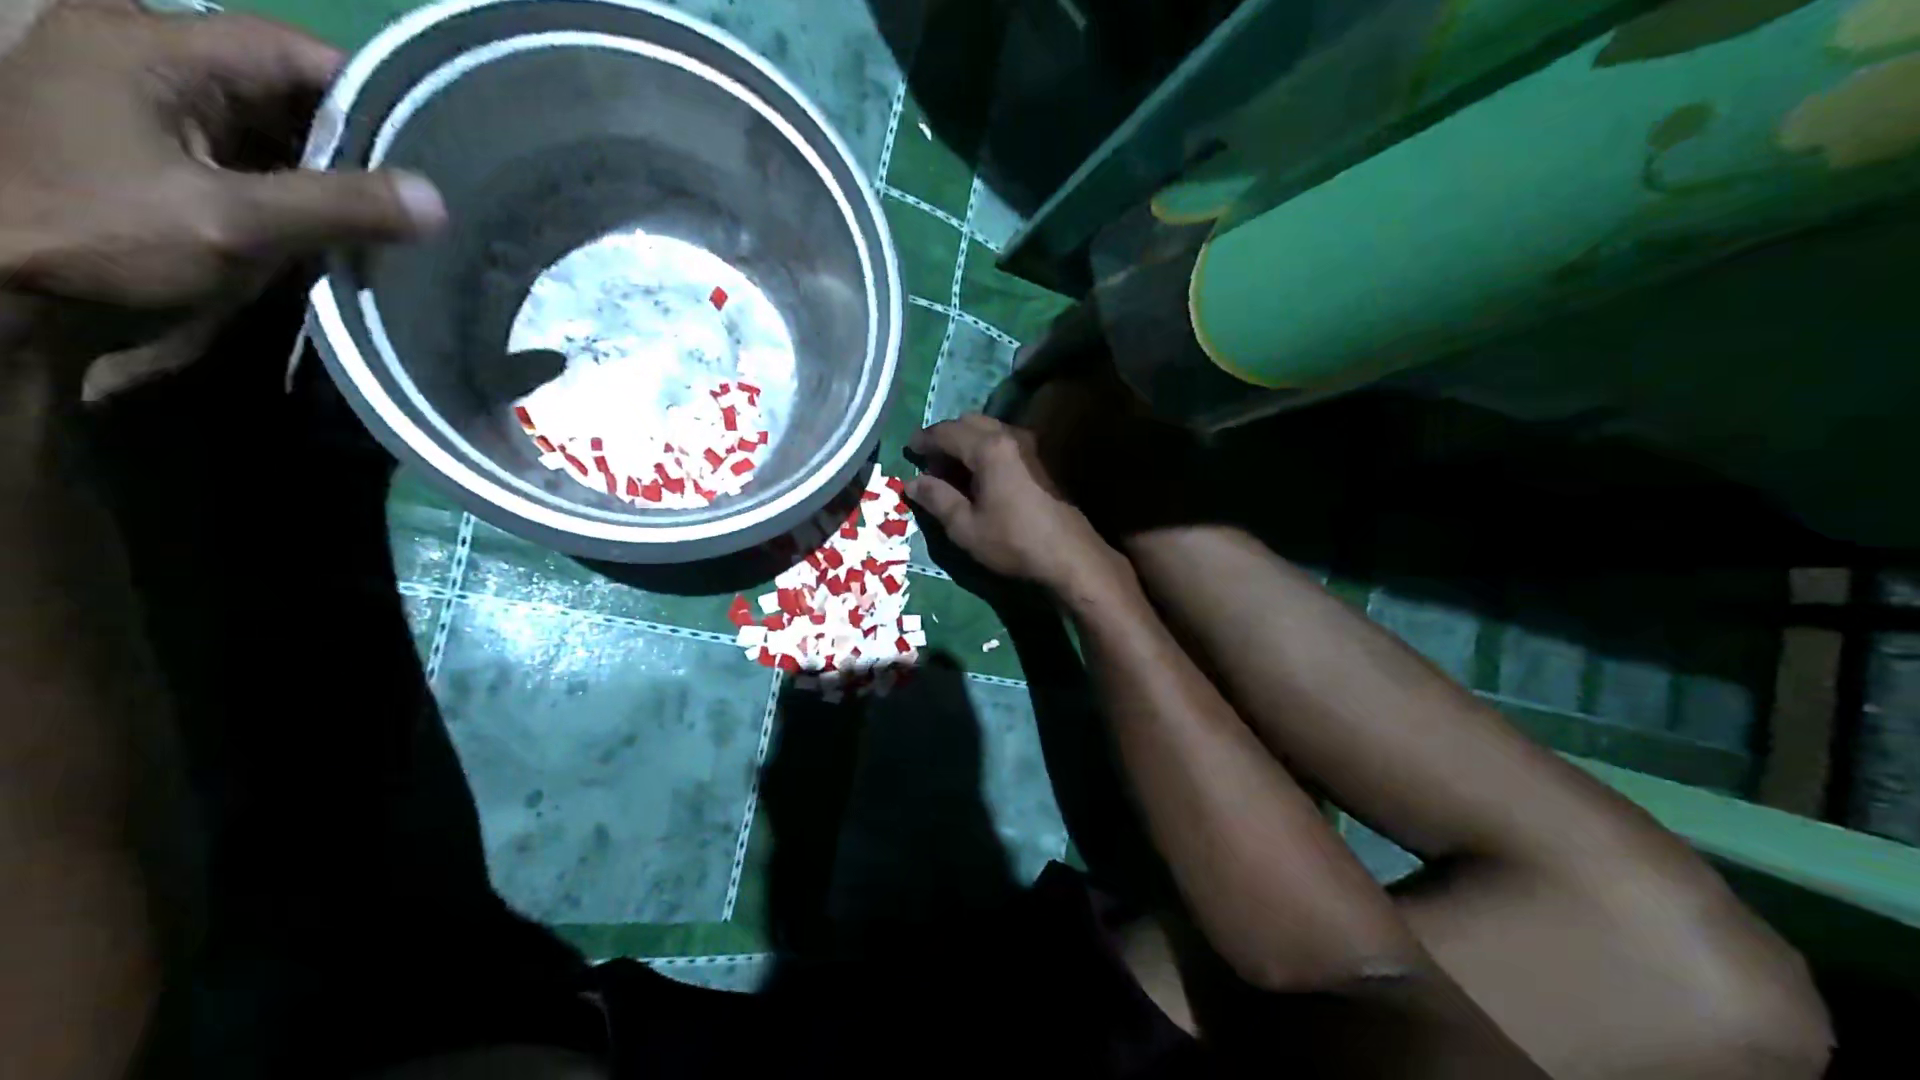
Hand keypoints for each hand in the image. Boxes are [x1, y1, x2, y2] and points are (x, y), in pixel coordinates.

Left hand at [0, 1, 443, 354]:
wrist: (4, 303)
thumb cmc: (105, 243)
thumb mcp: (234, 224)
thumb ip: (340, 207)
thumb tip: (438, 202)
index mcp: (145, 47)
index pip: (289, 50)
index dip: (370, 95)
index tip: (437, 146)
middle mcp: (140, 59)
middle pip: (282, 87)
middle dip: (356, 139)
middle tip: (425, 187)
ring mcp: (144, 109)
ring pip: (271, 127)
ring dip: (332, 169)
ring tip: (399, 208)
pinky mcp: (154, 156)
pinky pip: (250, 157)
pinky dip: (300, 187)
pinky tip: (344, 220)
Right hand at [907, 414, 1129, 594]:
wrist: (1070, 556)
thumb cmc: (1013, 542)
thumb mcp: (965, 526)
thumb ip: (936, 498)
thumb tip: (912, 482)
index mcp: (989, 448)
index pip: (946, 432)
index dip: (924, 440)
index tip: (909, 451)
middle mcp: (1010, 436)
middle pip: (969, 423)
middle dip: (946, 438)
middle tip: (930, 465)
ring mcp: (1030, 445)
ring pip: (989, 430)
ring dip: (966, 444)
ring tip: (952, 474)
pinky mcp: (1041, 459)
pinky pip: (1004, 442)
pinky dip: (985, 450)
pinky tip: (979, 478)